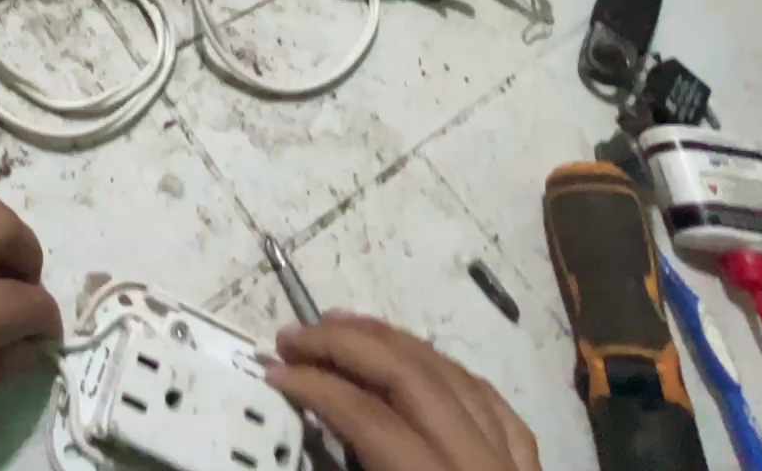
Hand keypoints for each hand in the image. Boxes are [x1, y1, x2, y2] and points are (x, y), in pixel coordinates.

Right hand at [266, 312, 539, 470]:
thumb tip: (306, 436)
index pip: (371, 420)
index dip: (317, 388)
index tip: (273, 372)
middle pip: (411, 379)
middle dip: (344, 344)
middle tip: (292, 335)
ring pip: (451, 375)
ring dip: (389, 340)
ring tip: (339, 324)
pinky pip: (489, 403)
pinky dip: (444, 370)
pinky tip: (414, 359)